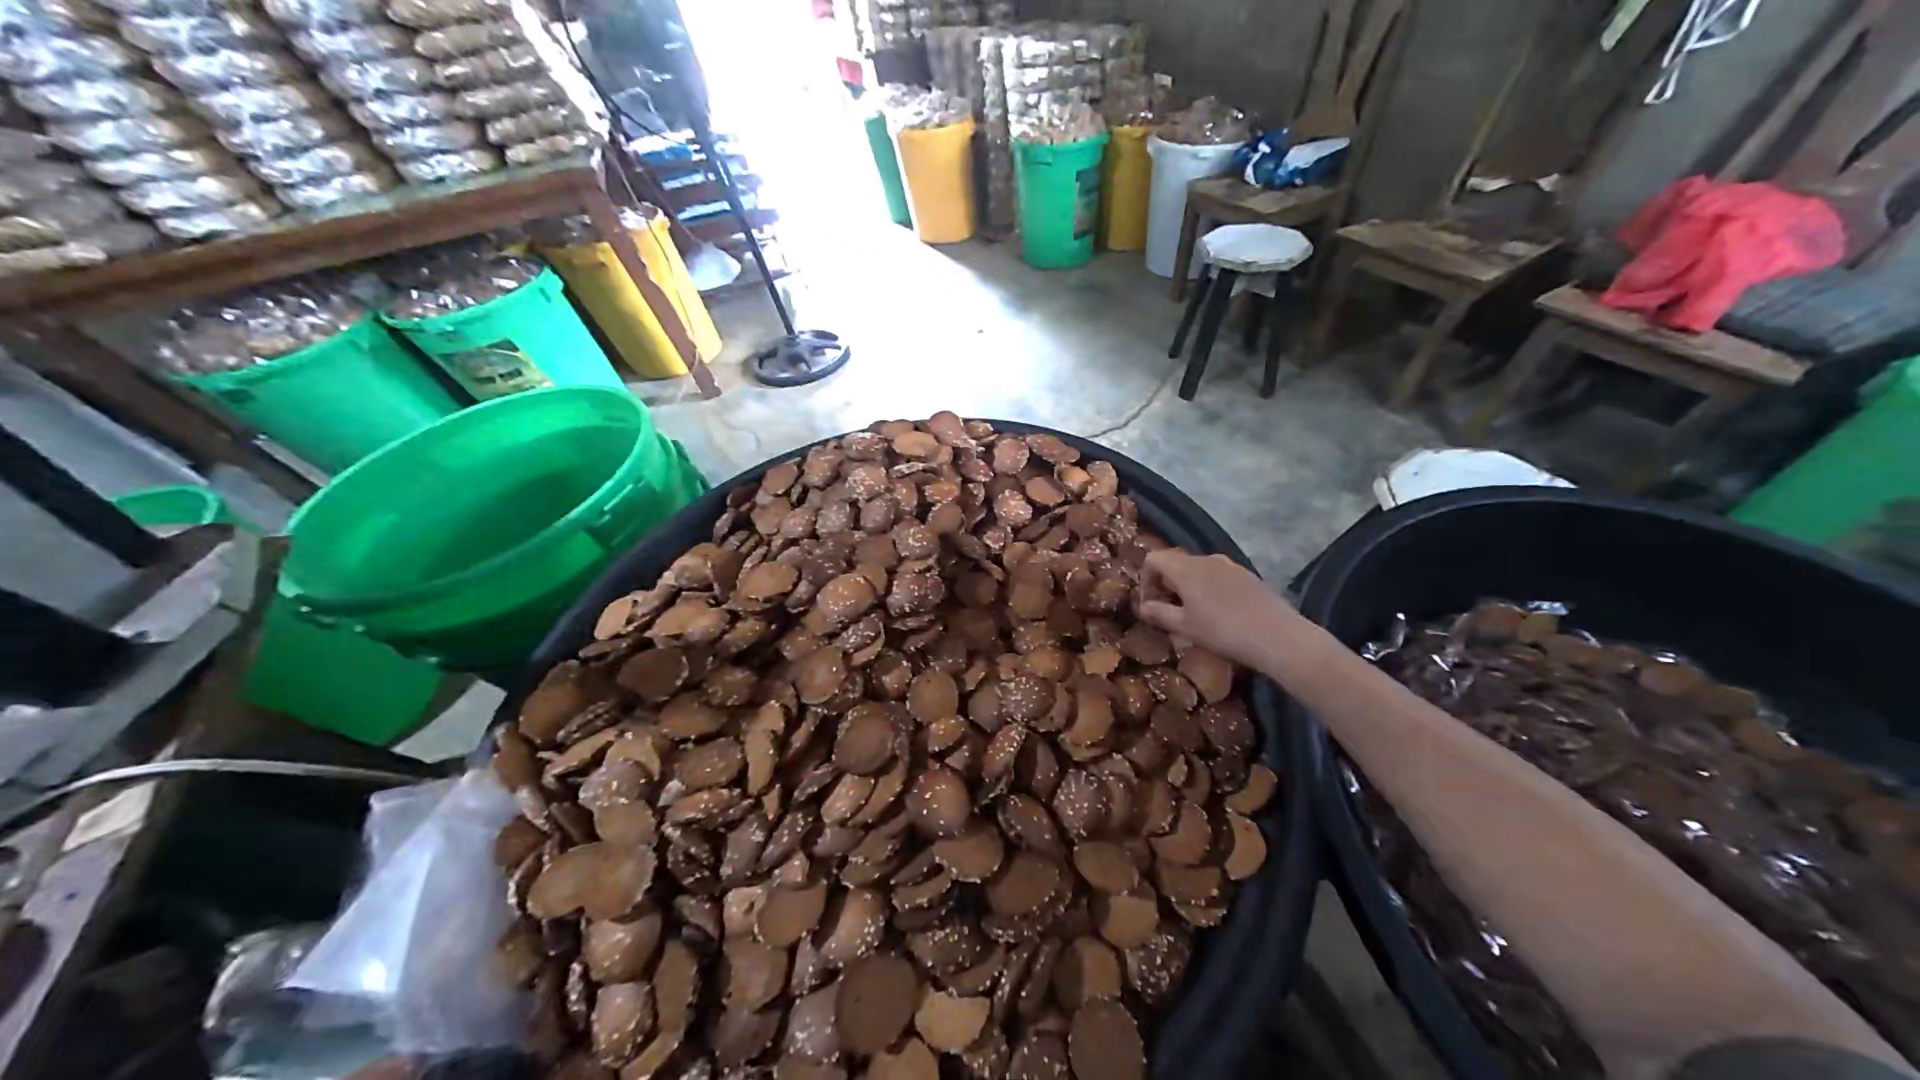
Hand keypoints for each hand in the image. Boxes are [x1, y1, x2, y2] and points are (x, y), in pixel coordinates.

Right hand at [1139, 550, 1304, 670]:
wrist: (1277, 636)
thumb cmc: (1223, 631)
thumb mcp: (1185, 627)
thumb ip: (1159, 614)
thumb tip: (1142, 607)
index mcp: (1186, 569)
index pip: (1153, 559)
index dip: (1145, 579)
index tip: (1150, 604)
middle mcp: (1206, 559)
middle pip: (1175, 562)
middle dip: (1166, 584)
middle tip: (1168, 611)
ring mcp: (1230, 565)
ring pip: (1198, 569)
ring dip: (1188, 587)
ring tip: (1194, 614)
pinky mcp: (1248, 575)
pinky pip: (1218, 576)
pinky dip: (1209, 588)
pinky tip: (1220, 613)